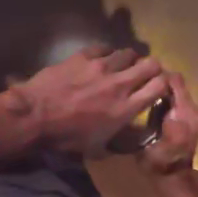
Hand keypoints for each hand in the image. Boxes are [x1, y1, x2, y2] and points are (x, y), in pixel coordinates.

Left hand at [9, 46, 167, 156]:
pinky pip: (104, 48)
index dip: (163, 85)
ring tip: (124, 65)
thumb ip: (117, 140)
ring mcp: (101, 66)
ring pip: (128, 53)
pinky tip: (102, 59)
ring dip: (130, 59)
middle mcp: (120, 84)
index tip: (159, 87)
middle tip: (146, 74)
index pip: (158, 87)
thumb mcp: (96, 148)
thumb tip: (126, 137)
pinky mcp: (83, 56)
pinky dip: (107, 53)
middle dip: (153, 68)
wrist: (34, 116)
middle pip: (150, 65)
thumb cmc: (65, 138)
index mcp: (125, 109)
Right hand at [139, 73, 197, 175]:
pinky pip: (174, 101)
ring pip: (173, 92)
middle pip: (174, 84)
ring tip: (140, 91)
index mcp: (186, 111)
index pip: (175, 80)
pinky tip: (148, 104)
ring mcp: (189, 114)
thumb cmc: (162, 162)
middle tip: (137, 84)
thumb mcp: (160, 143)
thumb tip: (160, 103)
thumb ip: (164, 122)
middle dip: (157, 81)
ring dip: (159, 90)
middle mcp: (191, 108)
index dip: (158, 75)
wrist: (171, 179)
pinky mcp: (185, 120)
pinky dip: (163, 99)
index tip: (140, 77)